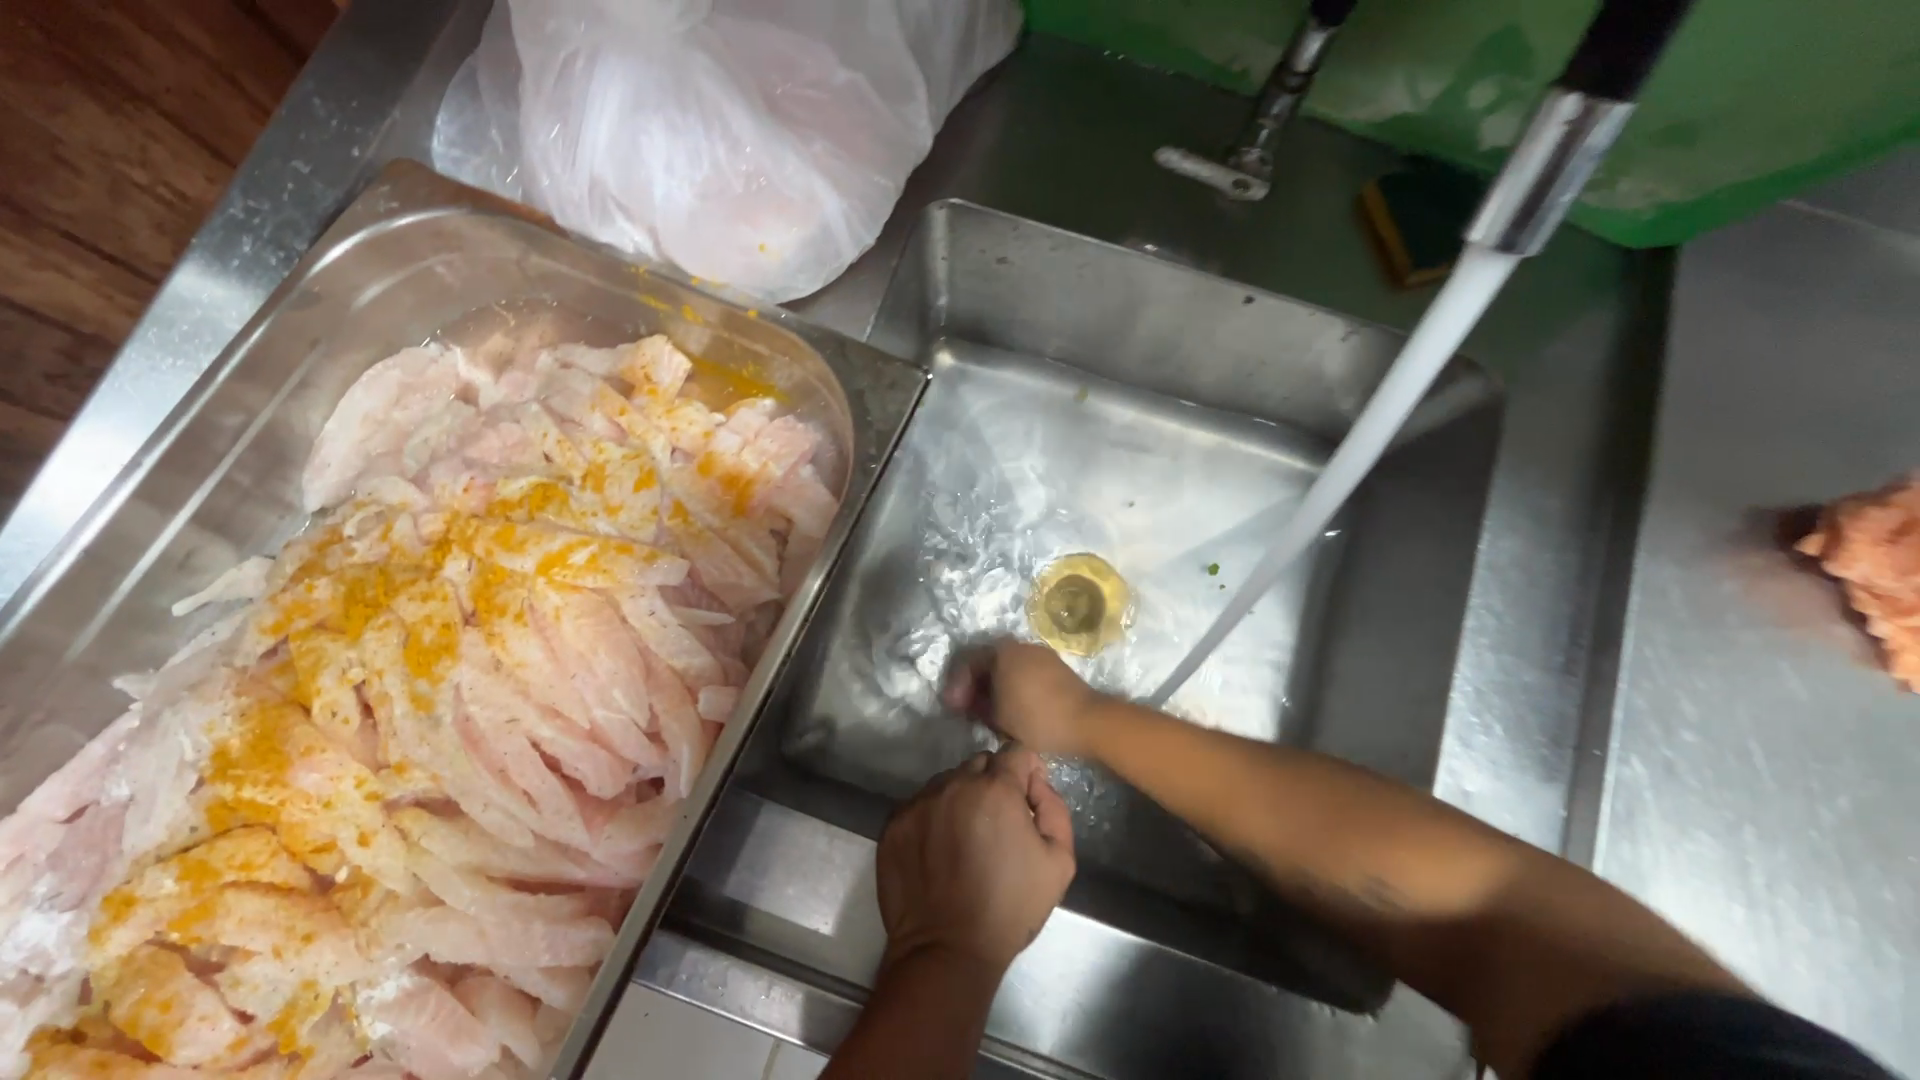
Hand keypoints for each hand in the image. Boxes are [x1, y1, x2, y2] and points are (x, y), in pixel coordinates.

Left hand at [876, 744, 1075, 974]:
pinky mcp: (893, 824)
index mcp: (996, 789)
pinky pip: (920, 805)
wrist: (946, 949)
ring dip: (961, 798)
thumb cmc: (1008, 909)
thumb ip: (1055, 809)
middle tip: (999, 823)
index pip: (1015, 753)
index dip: (1028, 772)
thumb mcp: (1059, 863)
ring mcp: (918, 803)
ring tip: (966, 839)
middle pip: (980, 765)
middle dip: (994, 784)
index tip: (1028, 798)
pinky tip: (939, 851)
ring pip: (948, 783)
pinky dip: (933, 817)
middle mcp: (954, 785)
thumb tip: (1038, 785)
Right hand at [942, 642, 1102, 757]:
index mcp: (1001, 652)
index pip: (967, 662)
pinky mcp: (1055, 666)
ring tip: (989, 711)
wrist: (1088, 721)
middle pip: (987, 662)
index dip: (956, 686)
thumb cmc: (1036, 718)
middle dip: (974, 685)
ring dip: (993, 687)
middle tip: (968, 709)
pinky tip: (1011, 706)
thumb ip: (977, 706)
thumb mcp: (997, 716)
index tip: (953, 707)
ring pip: (1006, 667)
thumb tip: (970, 702)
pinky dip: (1012, 686)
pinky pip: (1023, 672)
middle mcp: (1019, 645)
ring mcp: (1040, 654)